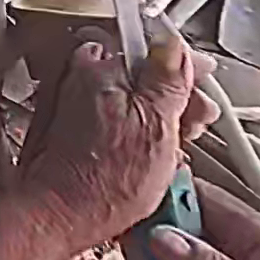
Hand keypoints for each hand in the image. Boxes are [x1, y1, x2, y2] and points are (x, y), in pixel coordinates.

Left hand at [16, 32, 216, 250]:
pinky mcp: (66, 127)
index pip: (151, 50)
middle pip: (139, 75)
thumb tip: (175, 45)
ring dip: (154, 120)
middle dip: (171, 99)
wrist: (57, 215)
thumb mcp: (156, 125)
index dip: (184, 70)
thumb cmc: (101, 180)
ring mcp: (69, 101)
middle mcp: (78, 76)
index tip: (201, 86)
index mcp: (98, 66)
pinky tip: (145, 159)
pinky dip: (131, 133)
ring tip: (169, 152)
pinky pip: (109, 119)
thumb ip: (167, 80)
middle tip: (190, 126)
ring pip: (127, 99)